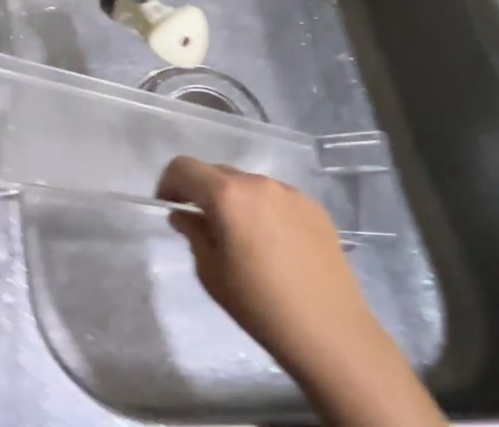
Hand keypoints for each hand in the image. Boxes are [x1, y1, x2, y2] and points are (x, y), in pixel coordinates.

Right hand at [158, 159, 445, 426]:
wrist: (329, 331)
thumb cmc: (258, 304)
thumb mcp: (210, 272)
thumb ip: (193, 233)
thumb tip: (186, 215)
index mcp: (227, 194)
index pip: (183, 167)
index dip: (169, 183)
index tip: (170, 208)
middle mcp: (258, 183)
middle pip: (217, 173)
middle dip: (203, 192)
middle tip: (204, 227)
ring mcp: (291, 193)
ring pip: (249, 185)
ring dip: (236, 201)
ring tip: (243, 239)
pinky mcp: (316, 209)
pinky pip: (277, 199)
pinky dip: (264, 211)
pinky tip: (274, 246)